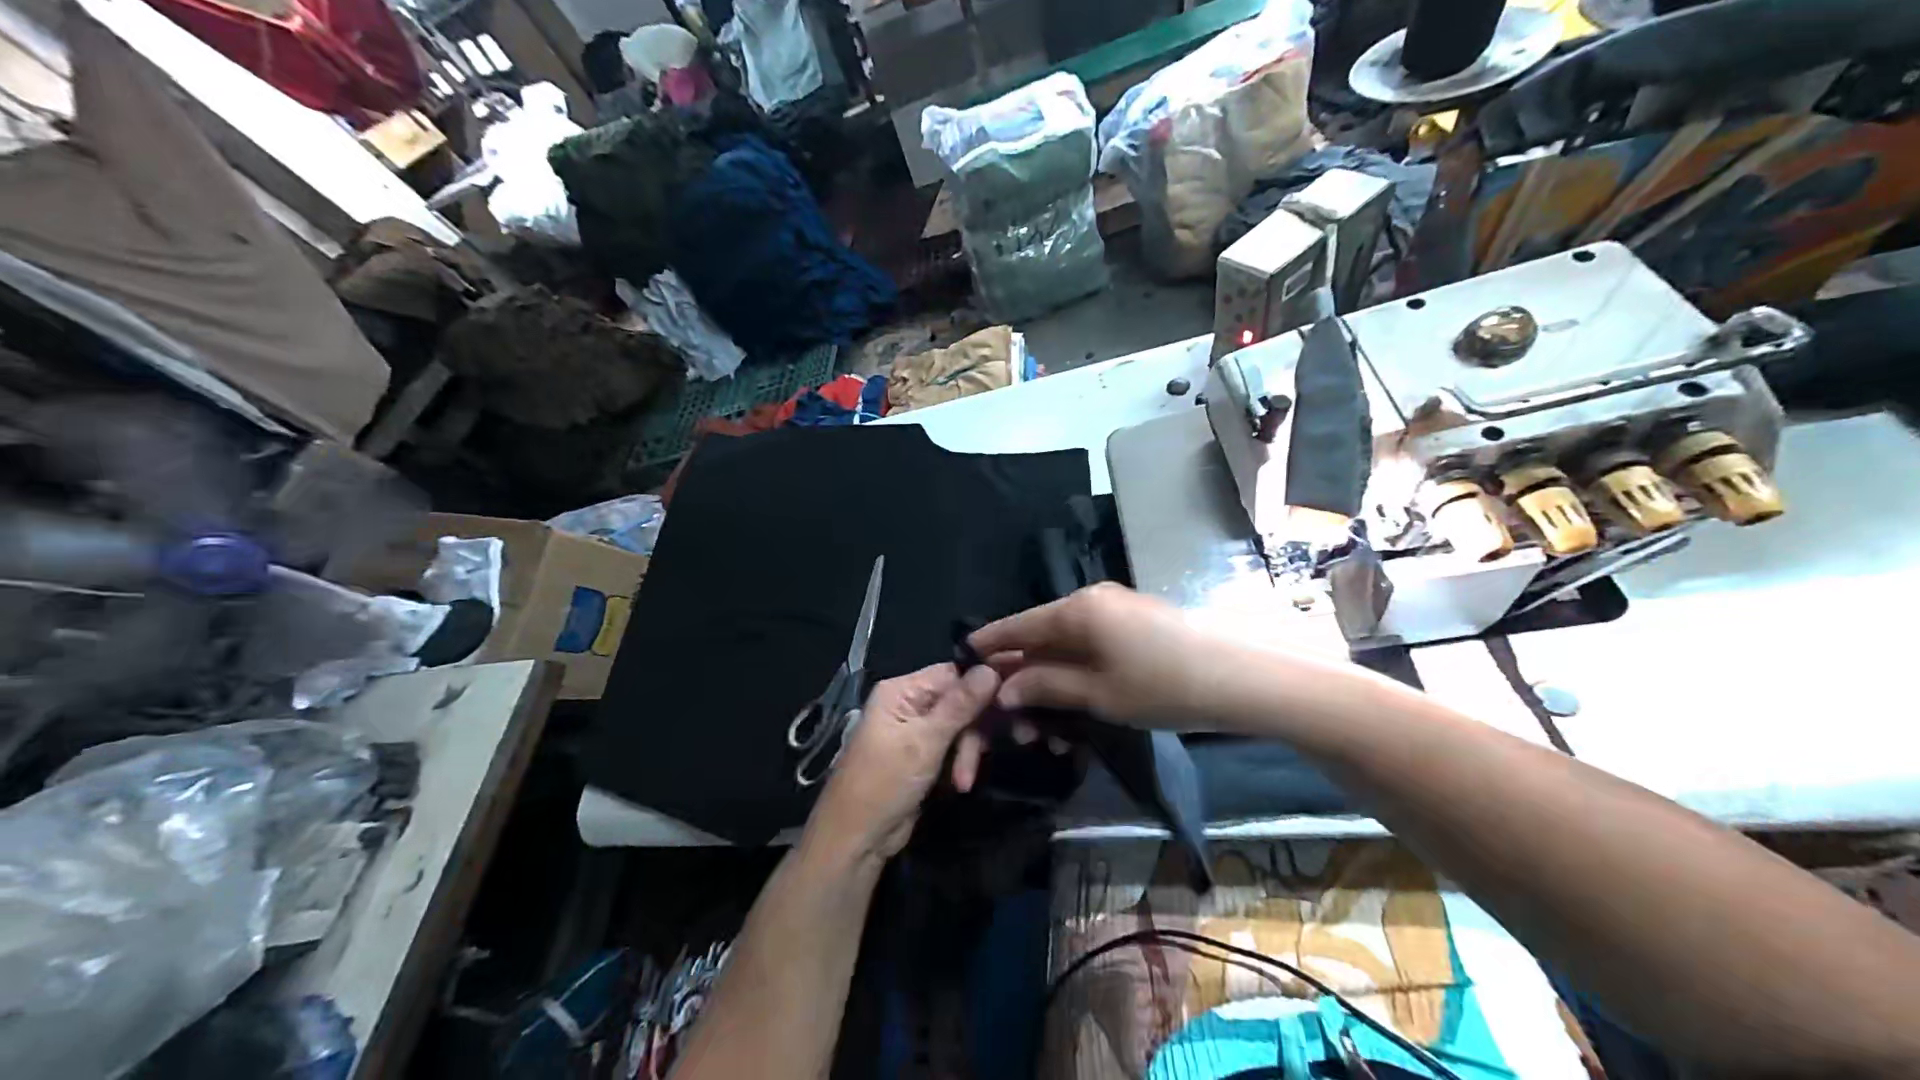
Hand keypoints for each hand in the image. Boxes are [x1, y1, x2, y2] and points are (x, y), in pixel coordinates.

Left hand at [806, 662, 999, 863]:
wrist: (857, 839)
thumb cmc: (884, 784)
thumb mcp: (925, 743)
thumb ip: (960, 705)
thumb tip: (991, 669)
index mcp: (901, 690)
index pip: (954, 673)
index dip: (983, 687)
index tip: (1010, 706)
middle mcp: (909, 702)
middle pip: (961, 700)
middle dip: (976, 728)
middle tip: (992, 751)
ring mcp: (916, 729)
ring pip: (962, 725)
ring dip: (969, 752)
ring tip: (964, 781)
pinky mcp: (924, 754)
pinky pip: (954, 745)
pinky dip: (961, 762)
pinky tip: (961, 784)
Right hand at [967, 583, 1238, 729]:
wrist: (1241, 675)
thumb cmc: (1161, 685)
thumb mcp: (1097, 693)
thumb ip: (1045, 686)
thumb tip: (1003, 690)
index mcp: (1074, 610)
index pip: (1016, 625)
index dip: (988, 646)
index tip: (962, 663)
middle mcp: (1090, 601)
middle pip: (1040, 638)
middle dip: (1023, 680)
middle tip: (1014, 724)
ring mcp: (1116, 611)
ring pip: (1066, 647)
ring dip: (1052, 685)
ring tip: (1050, 732)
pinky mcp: (1135, 626)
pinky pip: (1091, 648)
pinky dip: (1077, 676)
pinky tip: (1078, 709)